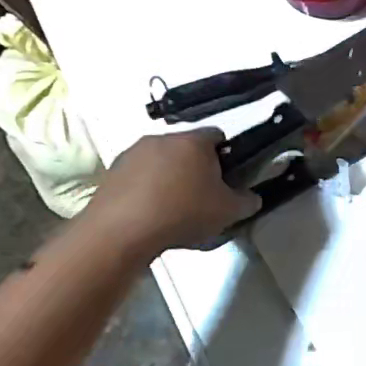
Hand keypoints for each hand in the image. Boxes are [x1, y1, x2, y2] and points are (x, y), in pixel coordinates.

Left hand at [82, 129, 261, 255]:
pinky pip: (137, 176)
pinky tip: (148, 214)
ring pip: (159, 161)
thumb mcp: (227, 212)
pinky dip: (145, 189)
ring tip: (172, 210)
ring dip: (167, 177)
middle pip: (186, 148)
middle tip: (202, 196)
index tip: (227, 178)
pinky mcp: (112, 171)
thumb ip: (246, 202)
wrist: (122, 230)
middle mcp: (162, 138)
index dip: (226, 155)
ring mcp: (133, 153)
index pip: (217, 135)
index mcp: (194, 141)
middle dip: (195, 167)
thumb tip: (253, 198)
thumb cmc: (183, 213)